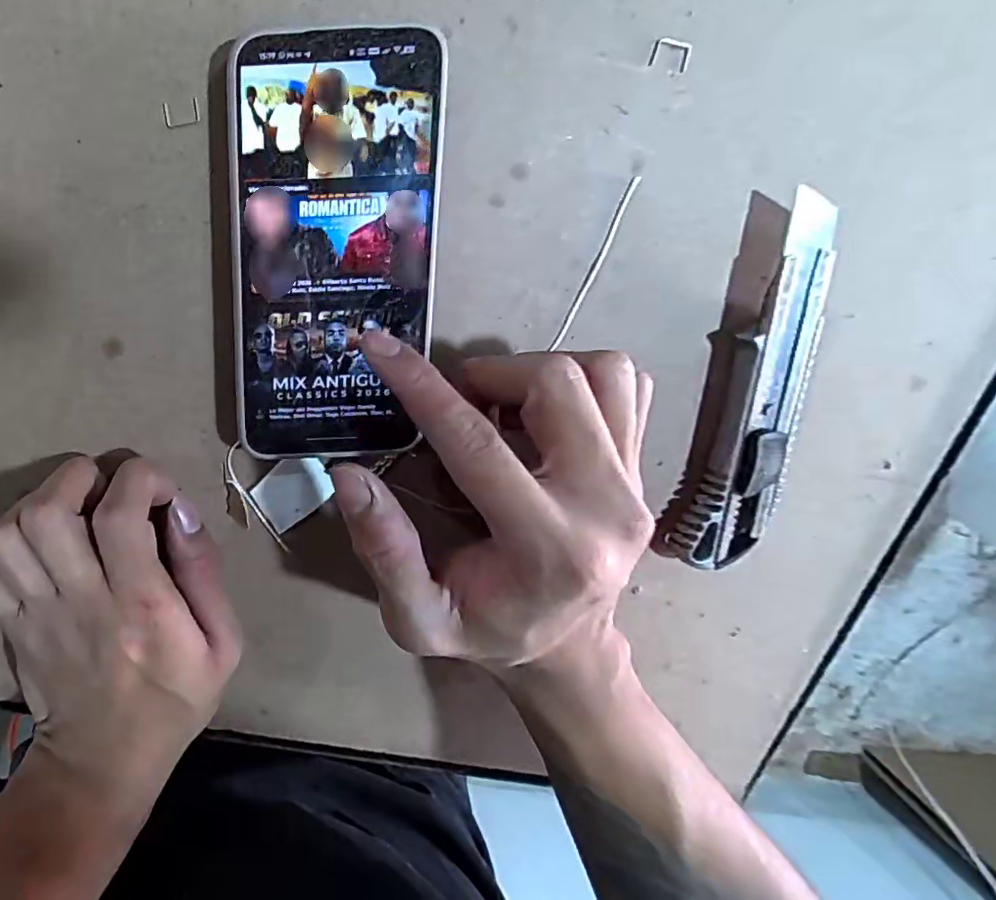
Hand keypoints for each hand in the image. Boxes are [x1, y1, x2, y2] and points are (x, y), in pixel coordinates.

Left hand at [0, 456, 241, 805]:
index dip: (139, 478)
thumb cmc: (172, 700)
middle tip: (101, 487)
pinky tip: (35, 546)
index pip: (120, 515)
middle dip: (76, 477)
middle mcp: (80, 600)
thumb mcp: (222, 644)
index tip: (156, 487)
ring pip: (6, 534)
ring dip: (35, 502)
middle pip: (48, 512)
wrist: (104, 764)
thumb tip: (179, 507)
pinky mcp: (9, 624)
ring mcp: (35, 613)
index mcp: (139, 605)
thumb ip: (205, 570)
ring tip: (67, 510)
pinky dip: (1, 542)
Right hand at [331, 333, 653, 682]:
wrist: (568, 649)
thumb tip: (349, 475)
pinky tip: (538, 413)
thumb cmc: (487, 631)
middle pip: (554, 385)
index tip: (379, 347)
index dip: (420, 386)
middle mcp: (606, 505)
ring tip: (497, 406)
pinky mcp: (646, 467)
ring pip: (598, 372)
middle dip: (487, 375)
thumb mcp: (417, 617)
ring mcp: (637, 483)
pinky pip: (623, 385)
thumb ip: (382, 549)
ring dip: (532, 372)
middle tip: (454, 401)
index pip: (476, 442)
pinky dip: (575, 380)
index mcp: (546, 546)